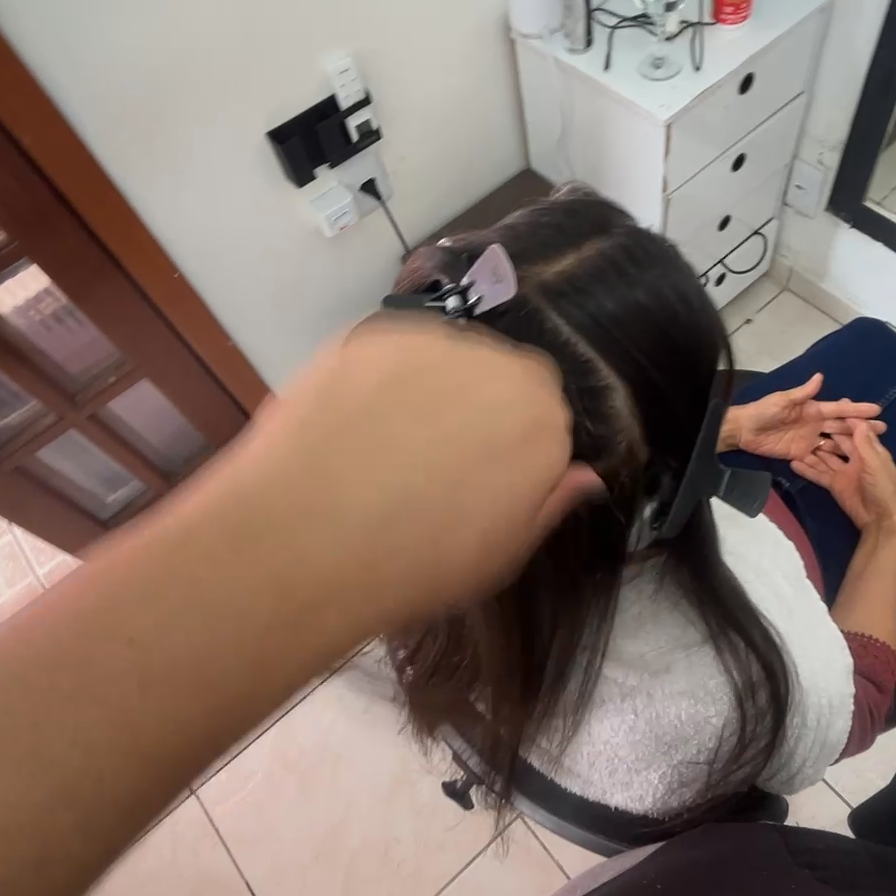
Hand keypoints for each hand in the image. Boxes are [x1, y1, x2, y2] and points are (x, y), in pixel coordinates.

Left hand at [216, 315, 601, 631]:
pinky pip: (391, 350)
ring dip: (430, 385)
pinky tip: (352, 421)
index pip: (544, 411)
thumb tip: (586, 475)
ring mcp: (431, 341)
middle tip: (431, 455)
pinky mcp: (371, 332)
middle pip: (499, 373)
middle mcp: (500, 365)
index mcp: (543, 418)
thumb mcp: (502, 552)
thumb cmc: (417, 563)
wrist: (308, 542)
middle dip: (476, 405)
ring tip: (386, 440)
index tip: (480, 474)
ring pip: (445, 356)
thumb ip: (549, 503)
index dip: (511, 443)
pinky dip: (380, 377)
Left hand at [722, 373, 883, 460]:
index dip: (857, 409)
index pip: (839, 410)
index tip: (877, 409)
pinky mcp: (801, 453)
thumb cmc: (763, 411)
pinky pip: (820, 457)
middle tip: (883, 429)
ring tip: (872, 448)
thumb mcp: (783, 400)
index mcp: (813, 410)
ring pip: (835, 442)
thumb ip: (803, 393)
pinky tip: (848, 463)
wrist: (744, 430)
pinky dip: (832, 459)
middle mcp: (815, 424)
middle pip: (842, 427)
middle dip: (862, 427)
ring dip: (852, 444)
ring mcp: (809, 440)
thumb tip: (821, 376)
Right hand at [789, 419, 895, 532]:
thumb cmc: (883, 490)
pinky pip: (818, 474)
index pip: (857, 432)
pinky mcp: (834, 485)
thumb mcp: (875, 465)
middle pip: (839, 443)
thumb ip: (865, 444)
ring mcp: (843, 472)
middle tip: (807, 419)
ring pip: (825, 458)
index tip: (834, 406)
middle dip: (826, 432)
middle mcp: (856, 459)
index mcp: (870, 452)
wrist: (878, 520)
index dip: (847, 420)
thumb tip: (859, 421)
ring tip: (795, 440)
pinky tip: (793, 463)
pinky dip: (807, 469)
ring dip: (813, 450)